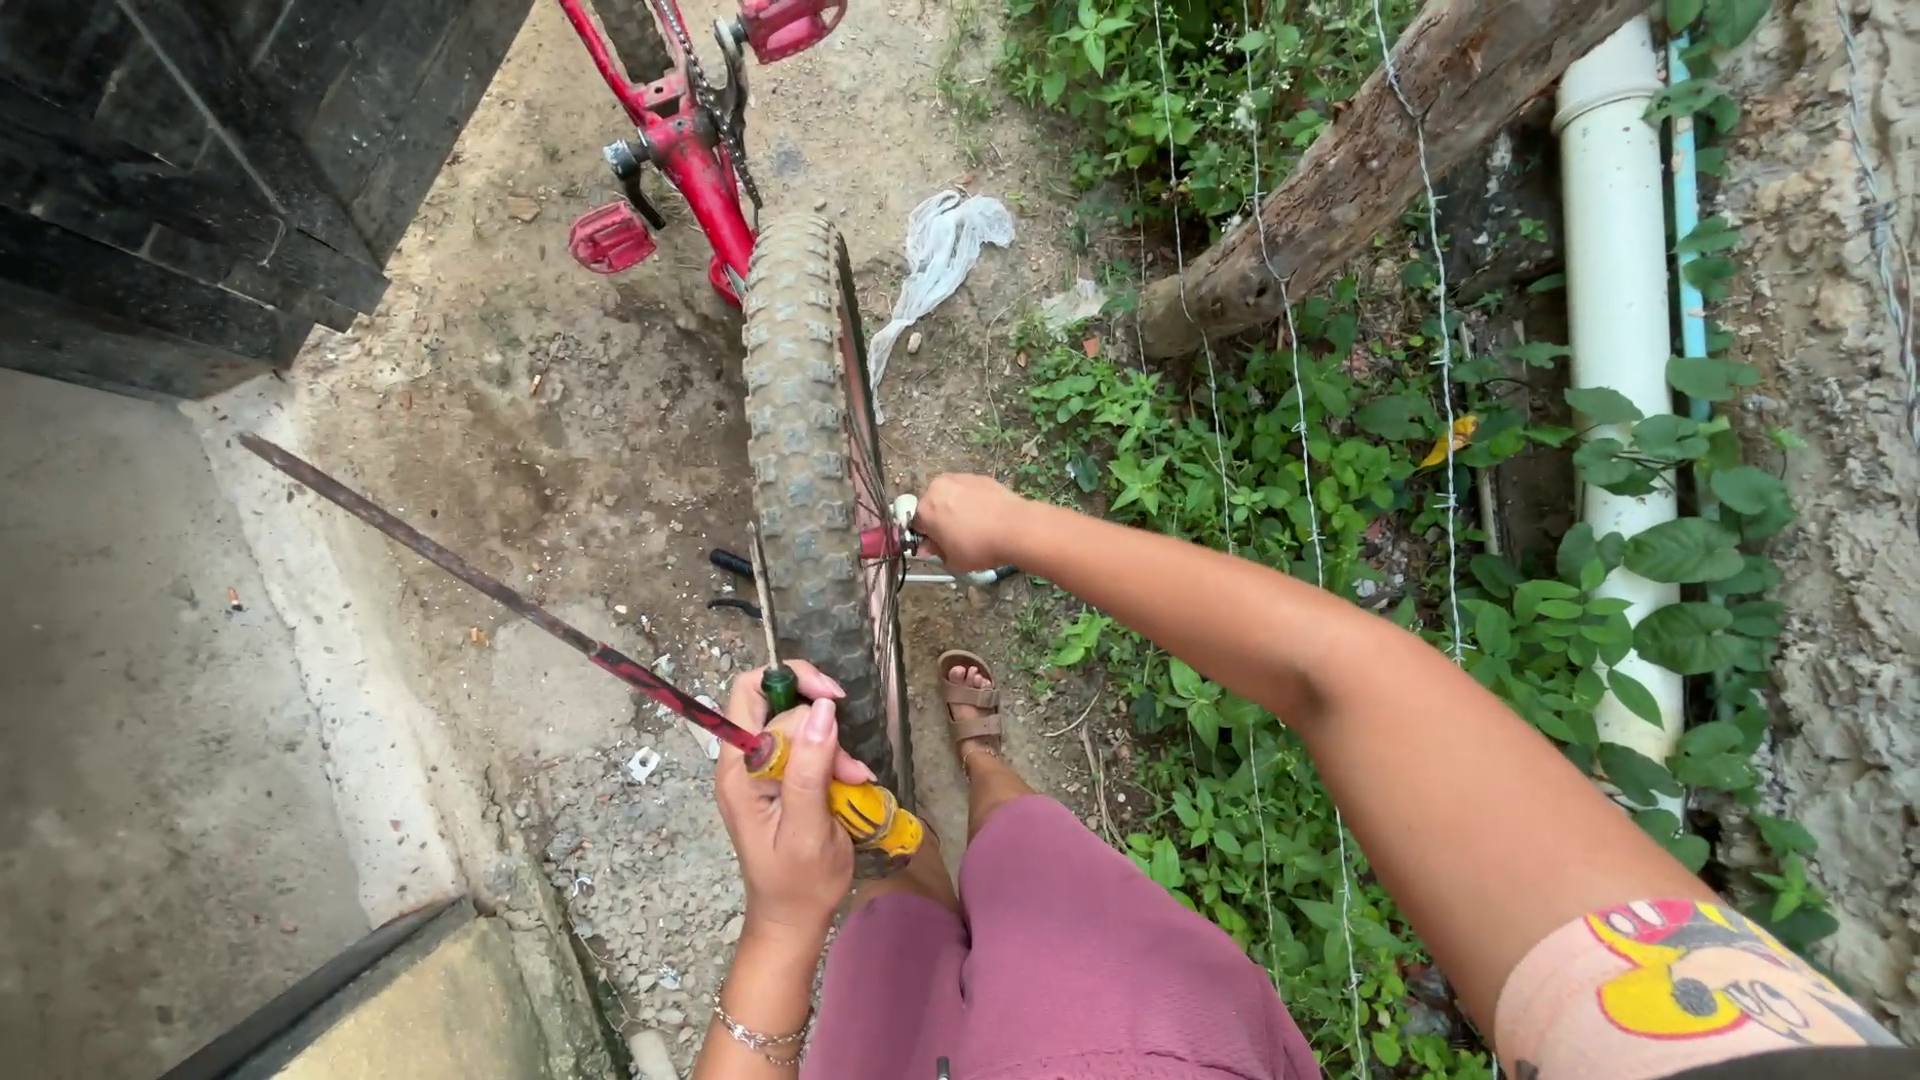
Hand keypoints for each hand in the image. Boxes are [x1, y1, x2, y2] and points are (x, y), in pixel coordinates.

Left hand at [715, 661, 874, 945]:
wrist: (793, 919)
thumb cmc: (800, 882)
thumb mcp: (808, 829)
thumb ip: (809, 769)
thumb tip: (821, 709)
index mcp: (739, 771)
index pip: (754, 695)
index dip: (795, 686)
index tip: (835, 702)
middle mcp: (741, 762)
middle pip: (765, 695)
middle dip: (808, 696)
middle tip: (841, 713)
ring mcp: (757, 770)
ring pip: (788, 717)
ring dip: (826, 733)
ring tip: (852, 773)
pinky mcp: (776, 778)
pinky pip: (801, 743)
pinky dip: (829, 751)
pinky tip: (850, 778)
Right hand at [913, 473, 1028, 571]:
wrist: (1016, 528)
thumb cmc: (980, 547)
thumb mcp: (953, 560)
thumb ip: (936, 552)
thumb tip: (929, 547)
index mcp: (925, 509)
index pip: (916, 524)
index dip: (926, 537)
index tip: (937, 546)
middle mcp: (938, 488)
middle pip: (932, 505)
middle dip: (940, 519)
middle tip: (956, 536)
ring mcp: (960, 479)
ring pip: (950, 495)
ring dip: (955, 507)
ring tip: (974, 525)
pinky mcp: (979, 477)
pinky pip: (969, 490)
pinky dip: (972, 500)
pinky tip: (985, 515)